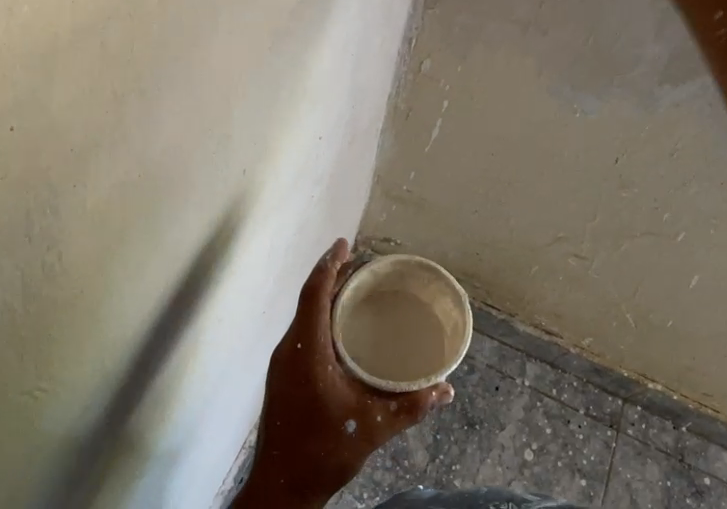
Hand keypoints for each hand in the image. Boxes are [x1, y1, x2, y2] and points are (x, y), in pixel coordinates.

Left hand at [241, 240, 454, 505]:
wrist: (280, 490)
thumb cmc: (322, 451)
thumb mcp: (372, 428)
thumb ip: (410, 407)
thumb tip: (446, 390)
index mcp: (306, 351)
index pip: (315, 293)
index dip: (329, 265)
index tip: (345, 243)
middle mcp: (289, 350)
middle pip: (309, 300)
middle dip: (333, 277)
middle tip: (362, 262)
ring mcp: (282, 365)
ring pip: (304, 318)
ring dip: (326, 298)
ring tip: (356, 288)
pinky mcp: (283, 379)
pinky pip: (303, 333)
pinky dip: (322, 319)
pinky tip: (343, 329)